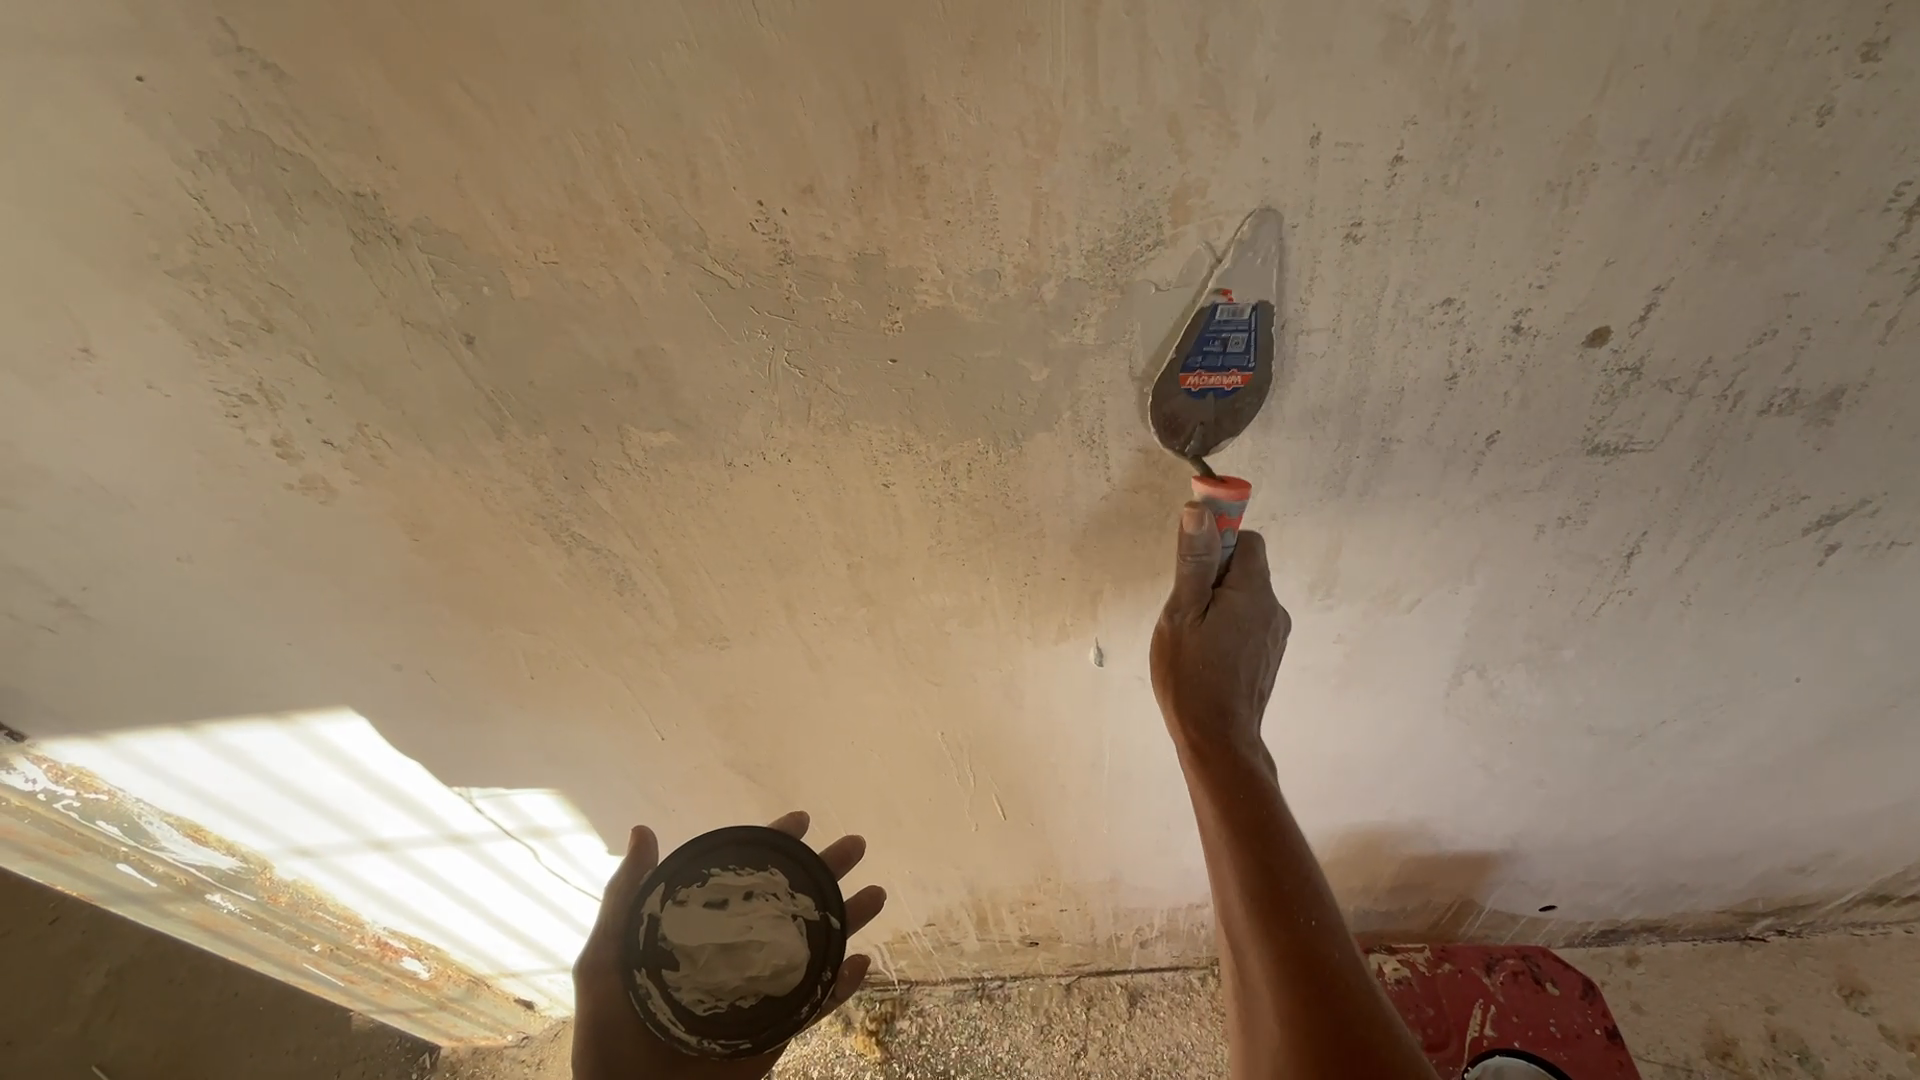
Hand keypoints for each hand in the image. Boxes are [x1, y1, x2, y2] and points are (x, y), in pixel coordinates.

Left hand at [571, 811, 888, 1079]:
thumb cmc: (609, 1042)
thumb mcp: (604, 964)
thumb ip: (625, 899)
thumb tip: (642, 831)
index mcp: (704, 933)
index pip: (746, 877)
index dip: (774, 845)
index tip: (801, 819)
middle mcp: (739, 954)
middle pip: (792, 904)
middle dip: (826, 871)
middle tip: (855, 844)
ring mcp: (762, 994)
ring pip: (815, 948)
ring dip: (847, 920)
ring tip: (876, 893)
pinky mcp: (776, 1034)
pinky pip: (817, 1007)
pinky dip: (842, 987)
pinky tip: (861, 962)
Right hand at [1150, 502, 1290, 755]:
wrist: (1217, 739)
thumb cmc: (1192, 674)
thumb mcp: (1182, 613)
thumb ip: (1193, 561)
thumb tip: (1199, 510)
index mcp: (1254, 592)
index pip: (1247, 540)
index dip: (1217, 541)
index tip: (1190, 563)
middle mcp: (1273, 608)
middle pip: (1245, 568)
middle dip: (1211, 577)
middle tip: (1183, 608)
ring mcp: (1274, 635)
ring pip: (1243, 597)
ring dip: (1217, 603)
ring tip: (1192, 636)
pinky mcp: (1268, 656)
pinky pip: (1246, 622)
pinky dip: (1226, 625)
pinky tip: (1205, 653)